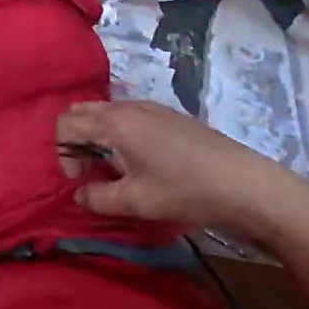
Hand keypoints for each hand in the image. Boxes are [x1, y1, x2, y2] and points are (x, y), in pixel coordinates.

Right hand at [57, 99, 302, 230]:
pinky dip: (118, 133)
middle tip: (90, 172)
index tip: (81, 182)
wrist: (244, 183)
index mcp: (114, 123)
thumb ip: (98, 198)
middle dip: (75, 140)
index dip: (63, 154)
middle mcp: (128, 107)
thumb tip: (80, 195)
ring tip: (114, 169)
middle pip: (82, 111)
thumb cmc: (185, 191)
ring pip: (105, 112)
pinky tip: (139, 162)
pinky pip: (127, 116)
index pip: (66, 124)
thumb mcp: (136, 202)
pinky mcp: (167, 115)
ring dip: (97, 136)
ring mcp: (150, 107)